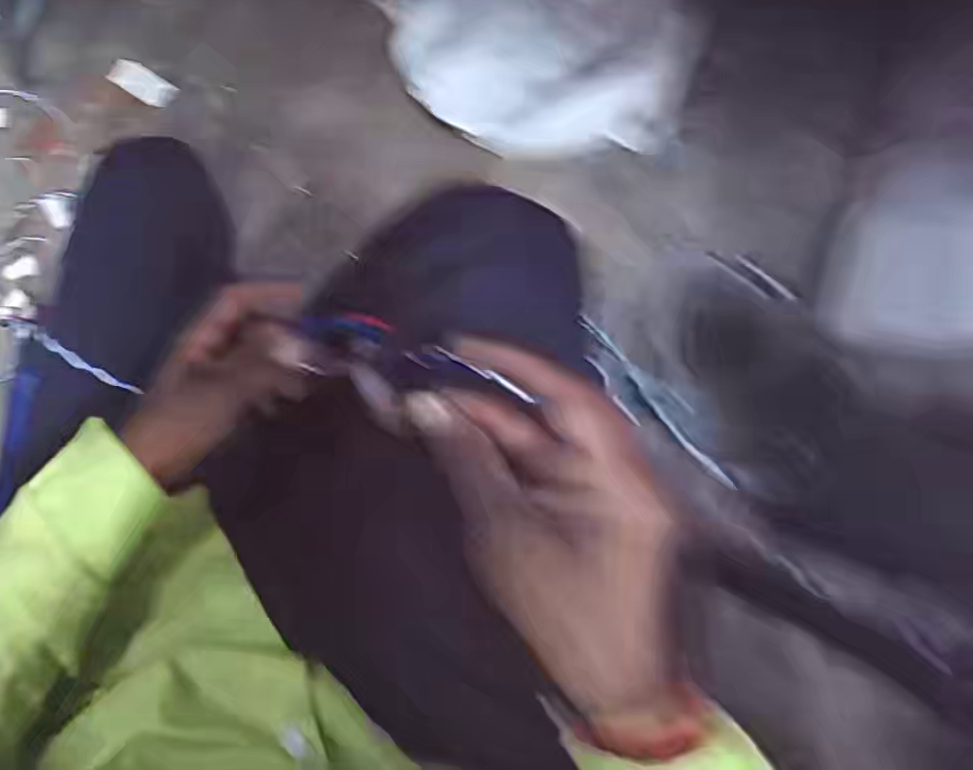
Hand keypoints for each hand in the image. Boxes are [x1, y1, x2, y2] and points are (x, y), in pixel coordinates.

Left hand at [121, 282, 310, 487]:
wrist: (151, 463)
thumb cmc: (182, 419)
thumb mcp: (224, 388)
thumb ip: (258, 361)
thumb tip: (293, 337)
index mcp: (199, 336)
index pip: (234, 299)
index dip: (268, 292)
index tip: (307, 298)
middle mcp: (205, 348)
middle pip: (248, 326)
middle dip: (283, 332)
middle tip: (318, 349)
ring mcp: (210, 373)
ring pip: (252, 354)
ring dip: (280, 361)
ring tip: (307, 380)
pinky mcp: (215, 399)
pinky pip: (249, 380)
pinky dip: (270, 385)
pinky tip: (286, 402)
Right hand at [408, 338, 686, 728]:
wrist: (607, 690)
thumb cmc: (561, 608)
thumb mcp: (503, 528)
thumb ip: (465, 457)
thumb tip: (422, 401)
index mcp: (618, 480)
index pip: (571, 398)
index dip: (515, 364)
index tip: (458, 344)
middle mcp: (613, 477)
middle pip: (541, 419)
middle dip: (477, 401)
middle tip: (415, 392)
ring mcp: (594, 494)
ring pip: (527, 441)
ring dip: (475, 427)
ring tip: (418, 414)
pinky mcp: (574, 510)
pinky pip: (524, 466)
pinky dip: (484, 453)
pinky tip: (443, 442)